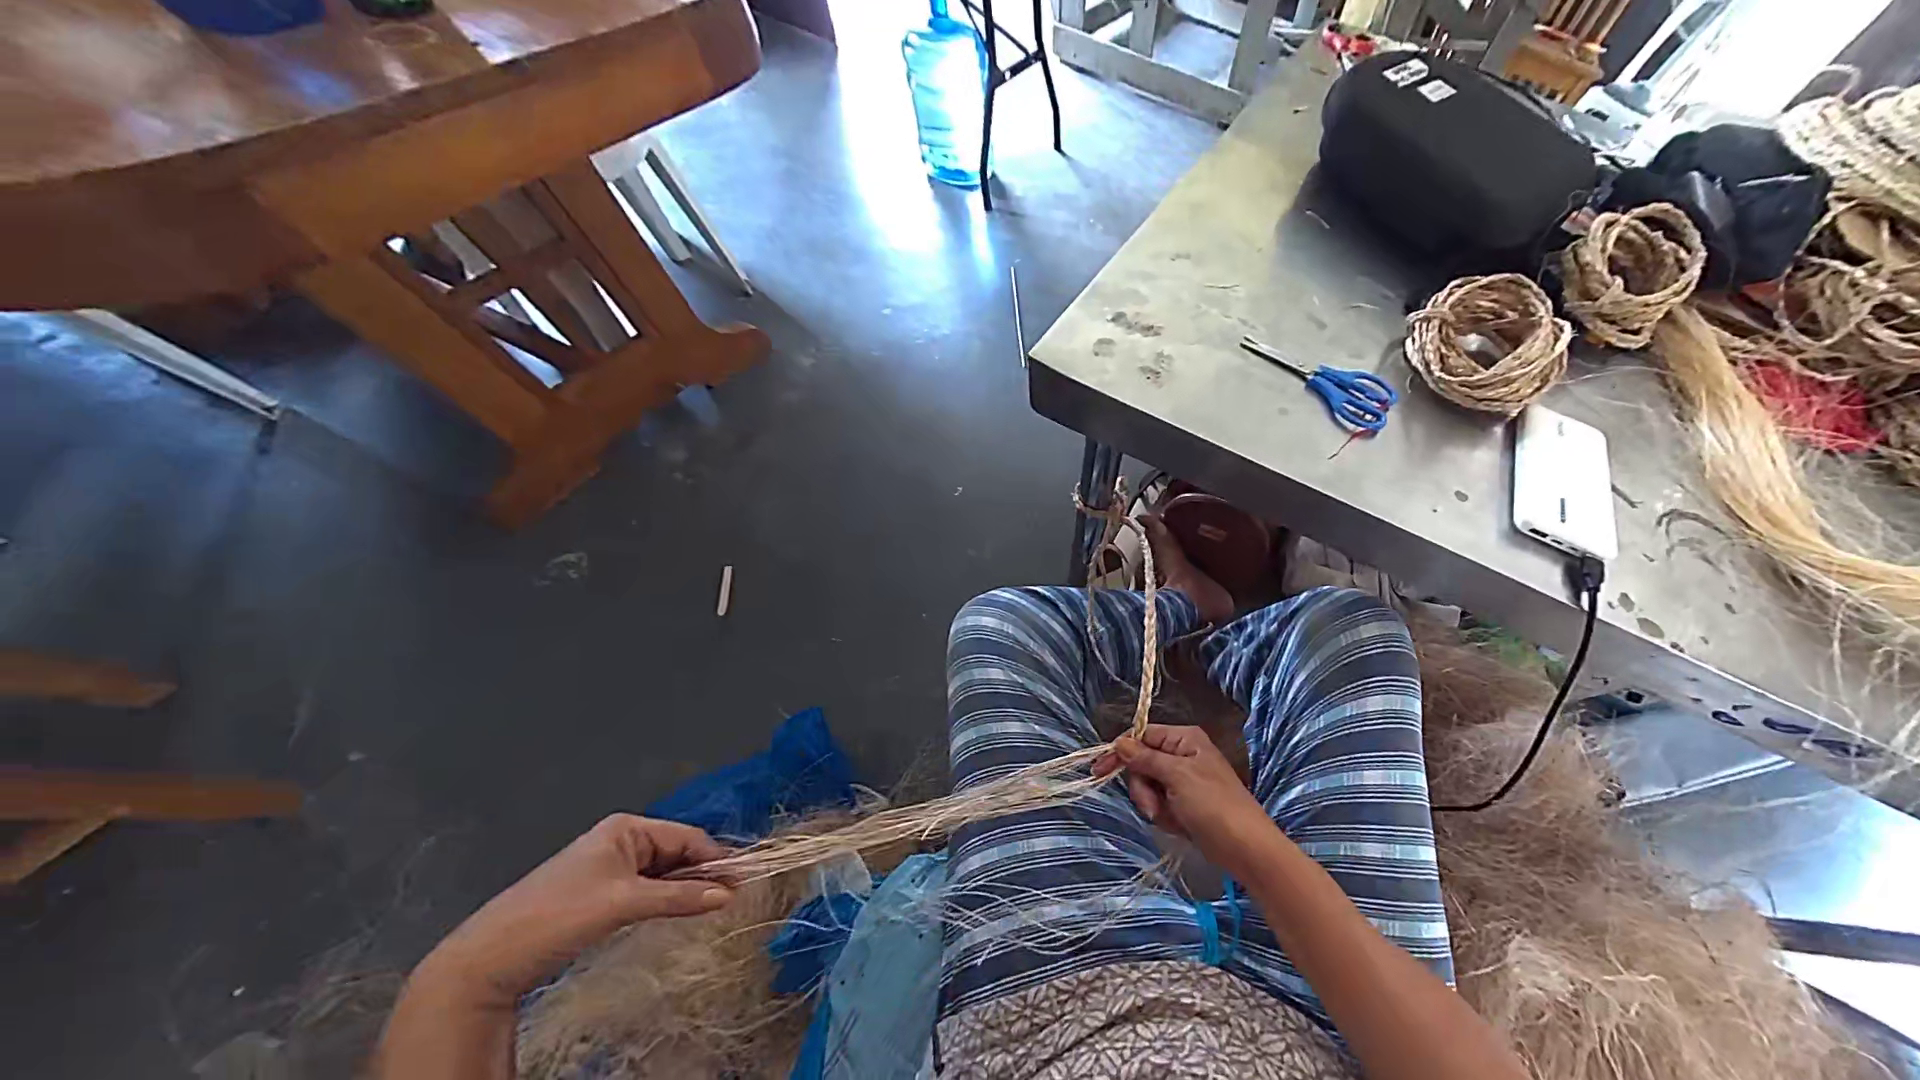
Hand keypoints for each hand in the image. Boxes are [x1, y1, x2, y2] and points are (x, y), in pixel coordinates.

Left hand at [417, 814, 732, 1005]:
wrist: (488, 959)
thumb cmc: (558, 916)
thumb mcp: (624, 904)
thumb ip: (678, 897)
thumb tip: (727, 896)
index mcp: (626, 828)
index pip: (686, 837)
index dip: (715, 858)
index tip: (743, 883)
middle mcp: (620, 840)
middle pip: (675, 852)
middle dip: (702, 873)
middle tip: (731, 899)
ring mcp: (609, 867)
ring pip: (662, 872)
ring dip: (685, 888)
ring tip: (712, 906)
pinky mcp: (600, 893)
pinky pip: (646, 889)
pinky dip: (665, 899)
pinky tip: (679, 912)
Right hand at [1094, 724, 1278, 873]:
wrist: (1247, 849)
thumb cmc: (1214, 805)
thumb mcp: (1177, 776)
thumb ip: (1145, 758)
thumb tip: (1120, 742)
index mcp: (1184, 739)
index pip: (1141, 736)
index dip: (1121, 752)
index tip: (1100, 771)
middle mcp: (1182, 755)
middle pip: (1141, 763)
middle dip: (1142, 787)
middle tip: (1152, 807)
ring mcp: (1183, 780)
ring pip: (1148, 786)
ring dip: (1153, 804)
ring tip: (1169, 818)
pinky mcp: (1184, 804)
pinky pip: (1159, 804)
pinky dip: (1164, 816)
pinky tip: (1178, 825)